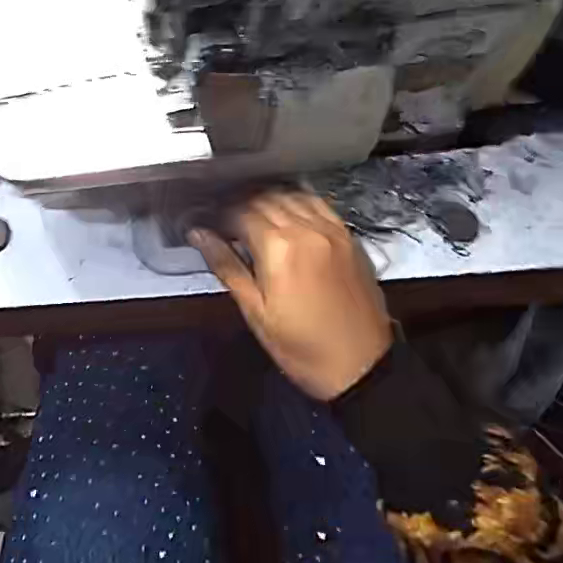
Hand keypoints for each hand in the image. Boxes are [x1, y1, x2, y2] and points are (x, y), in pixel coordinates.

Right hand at [189, 189, 394, 400]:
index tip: (211, 226)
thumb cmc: (304, 347)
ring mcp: (330, 231)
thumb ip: (226, 266)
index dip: (220, 217)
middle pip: (263, 199)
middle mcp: (306, 230)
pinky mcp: (348, 237)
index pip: (239, 212)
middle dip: (241, 206)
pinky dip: (297, 201)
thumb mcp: (255, 312)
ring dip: (268, 199)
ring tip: (255, 217)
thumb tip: (199, 235)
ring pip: (290, 194)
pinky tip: (288, 213)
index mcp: (278, 248)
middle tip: (228, 224)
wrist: (364, 368)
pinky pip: (318, 203)